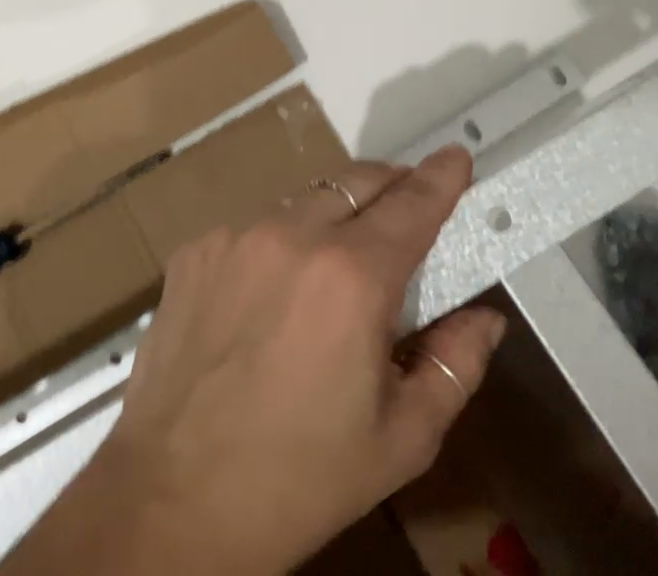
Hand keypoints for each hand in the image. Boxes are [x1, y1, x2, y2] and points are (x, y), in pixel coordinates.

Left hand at [6, 145, 506, 575]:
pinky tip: (275, 292)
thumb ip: (455, 363)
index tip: (456, 158)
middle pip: (356, 183)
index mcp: (351, 277)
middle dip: (392, 186)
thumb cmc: (300, 478)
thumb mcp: (403, 437)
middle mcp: (289, 238)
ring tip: (341, 261)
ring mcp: (231, 241)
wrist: (173, 499)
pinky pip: (251, 230)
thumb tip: (484, 318)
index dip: (441, 177)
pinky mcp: (190, 256)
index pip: (411, 204)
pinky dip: (279, 243)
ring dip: (333, 216)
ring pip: (300, 203)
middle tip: (409, 209)